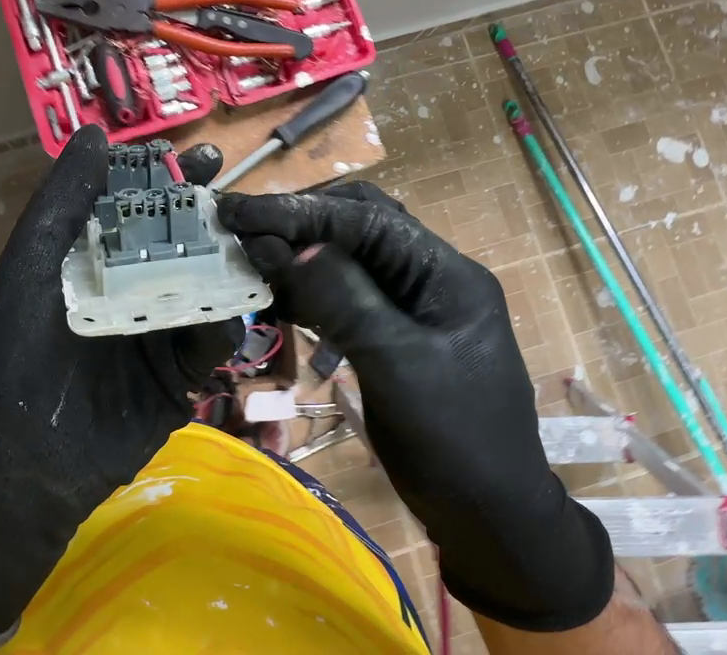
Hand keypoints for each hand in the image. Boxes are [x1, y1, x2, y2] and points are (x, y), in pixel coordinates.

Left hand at [0, 126, 240, 646]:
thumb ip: (65, 198)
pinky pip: (211, 342)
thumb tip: (96, 131)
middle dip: (213, 217)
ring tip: (257, 244)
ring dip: (232, 265)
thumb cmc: (18, 348)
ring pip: (206, 287)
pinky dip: (223, 323)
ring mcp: (159, 333)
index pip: (141, 206)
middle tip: (241, 198)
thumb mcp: (33, 261)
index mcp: (95, 259)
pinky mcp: (180, 377)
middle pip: (183, 242)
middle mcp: (132, 289)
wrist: (22, 454)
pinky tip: (231, 309)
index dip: (172, 179)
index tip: (203, 157)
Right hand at [218, 183, 614, 632]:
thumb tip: (286, 244)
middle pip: (356, 227)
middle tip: (241, 232)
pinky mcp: (390, 335)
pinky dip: (306, 294)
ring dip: (298, 258)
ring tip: (247, 263)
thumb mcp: (397, 364)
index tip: (238, 211)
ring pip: (345, 261)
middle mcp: (426, 276)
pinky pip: (342, 298)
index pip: (364, 218)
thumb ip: (342, 300)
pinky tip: (275, 302)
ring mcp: (410, 306)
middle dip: (299, 224)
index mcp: (443, 271)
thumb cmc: (454, 439)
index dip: (298, 209)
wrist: (489, 517)